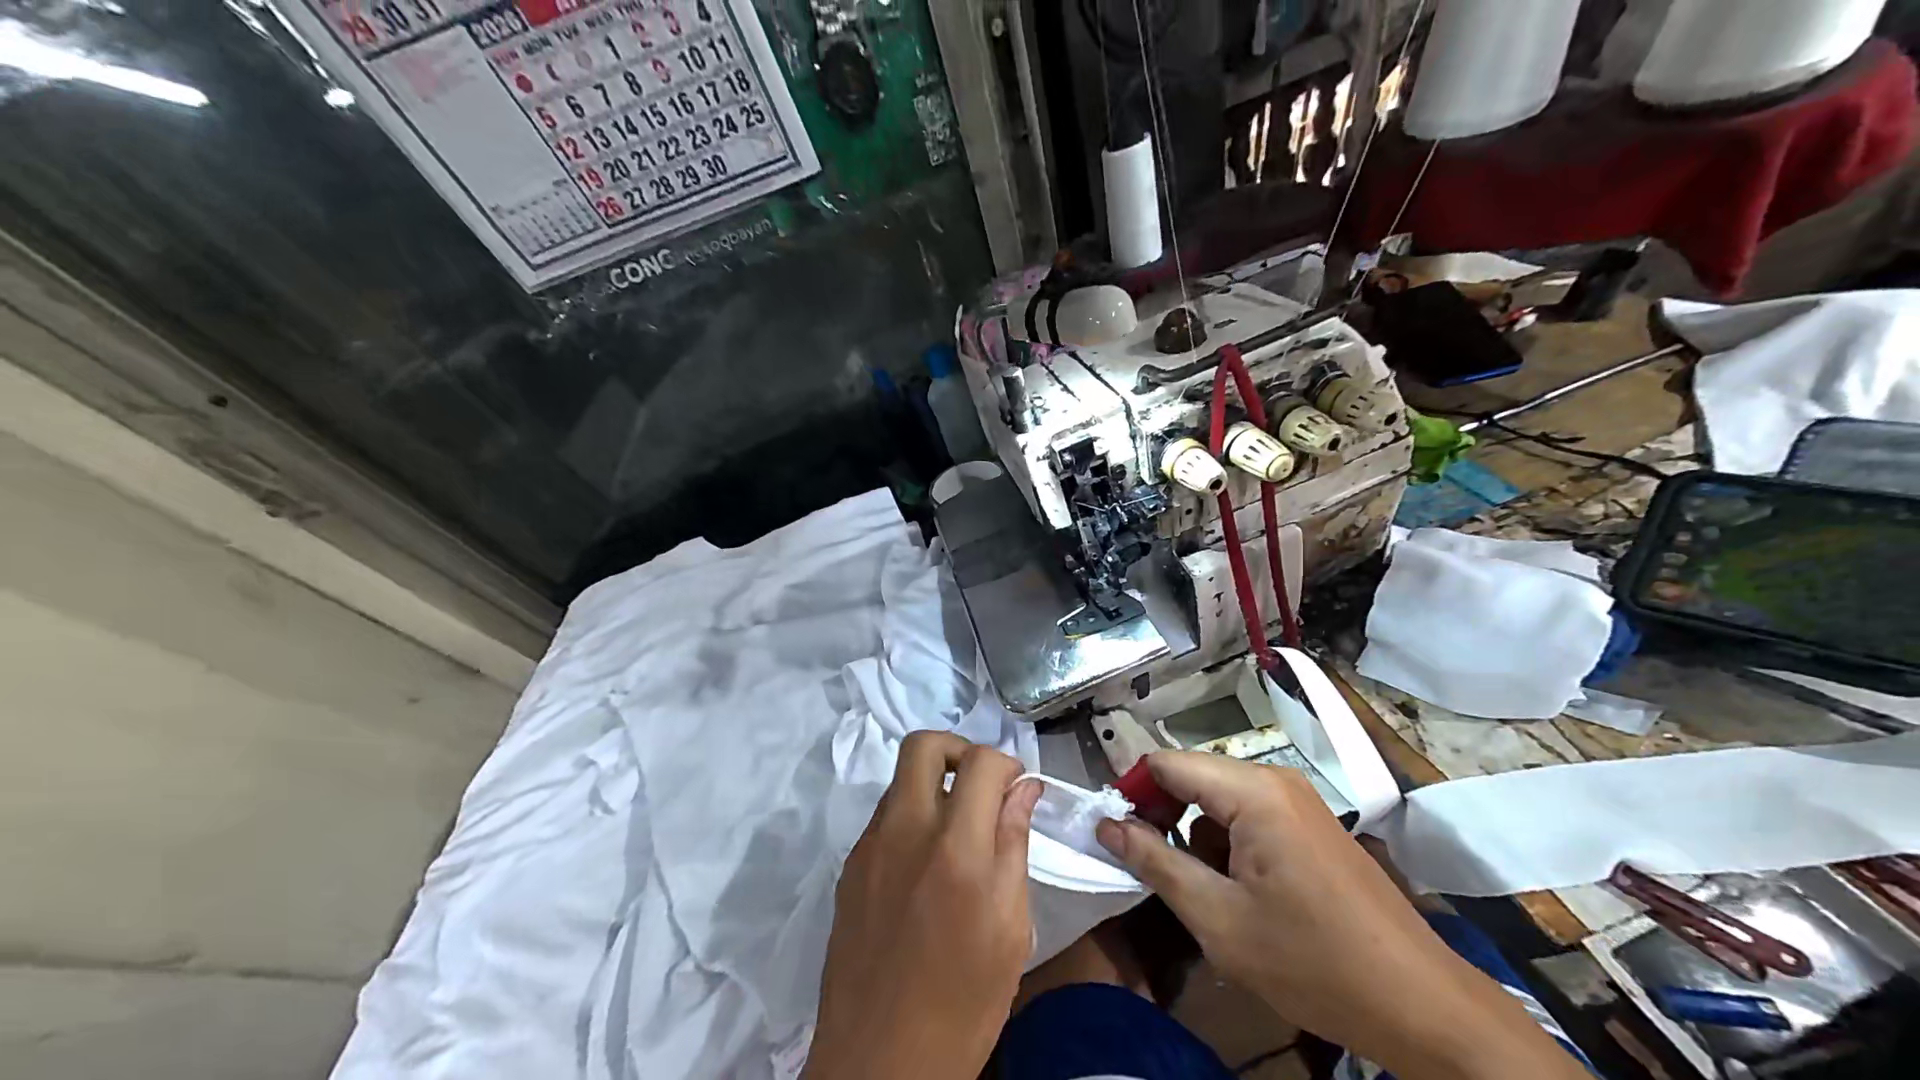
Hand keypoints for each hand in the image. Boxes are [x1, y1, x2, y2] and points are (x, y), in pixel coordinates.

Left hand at [804, 732, 1041, 1079]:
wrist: (879, 1059)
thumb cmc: (964, 1003)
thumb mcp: (1011, 929)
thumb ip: (1014, 845)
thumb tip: (1023, 789)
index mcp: (955, 849)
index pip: (980, 761)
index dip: (1007, 764)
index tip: (1018, 791)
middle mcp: (905, 831)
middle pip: (923, 745)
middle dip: (959, 750)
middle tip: (982, 786)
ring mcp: (869, 847)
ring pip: (900, 779)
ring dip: (933, 785)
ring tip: (957, 831)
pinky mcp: (849, 867)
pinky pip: (884, 817)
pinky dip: (911, 818)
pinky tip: (926, 864)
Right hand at [1096, 752, 1586, 1079]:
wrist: (1420, 1005)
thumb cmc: (1312, 962)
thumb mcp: (1218, 918)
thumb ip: (1155, 862)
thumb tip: (1106, 826)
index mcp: (1253, 792)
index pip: (1167, 763)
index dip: (1132, 792)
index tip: (1113, 833)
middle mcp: (1276, 780)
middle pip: (1193, 776)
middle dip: (1163, 814)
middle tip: (1147, 865)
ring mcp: (1298, 801)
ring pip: (1218, 798)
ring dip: (1195, 833)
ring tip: (1199, 889)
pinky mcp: (1311, 824)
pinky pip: (1249, 814)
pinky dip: (1227, 842)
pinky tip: (1238, 891)